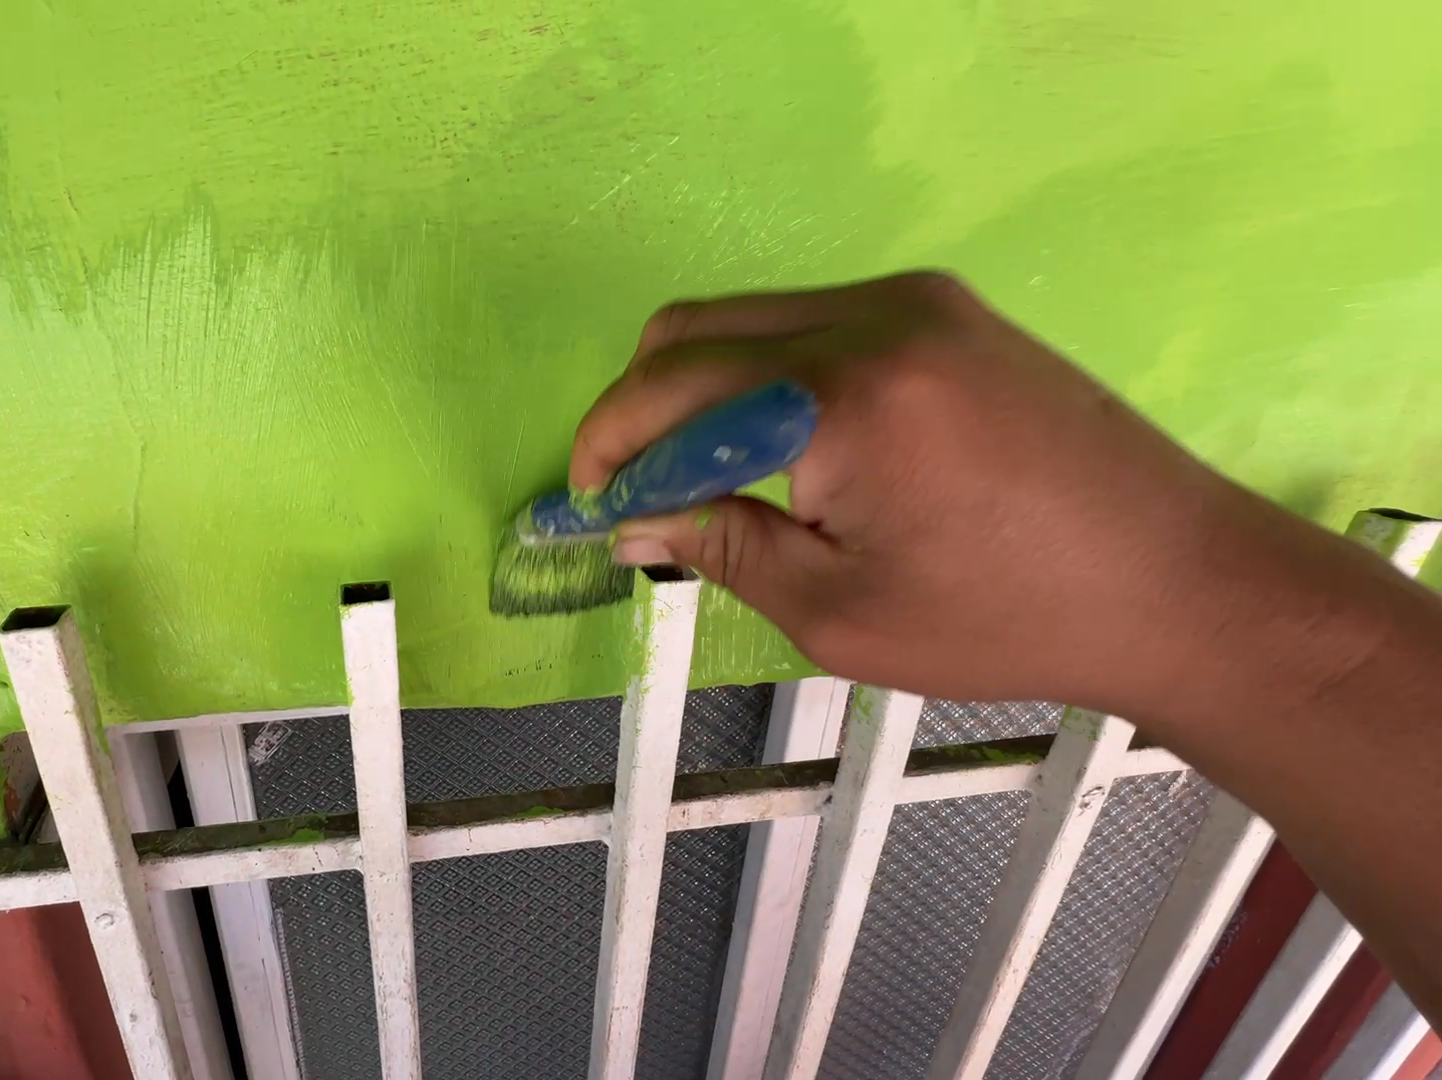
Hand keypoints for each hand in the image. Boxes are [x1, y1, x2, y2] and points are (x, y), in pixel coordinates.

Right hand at [572, 271, 1376, 717]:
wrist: (1182, 584)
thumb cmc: (1000, 621)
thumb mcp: (831, 611)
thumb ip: (714, 546)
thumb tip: (629, 522)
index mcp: (844, 396)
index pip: (670, 395)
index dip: (609, 449)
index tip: (592, 506)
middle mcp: (870, 316)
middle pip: (686, 333)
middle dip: (634, 413)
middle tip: (636, 490)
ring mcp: (908, 298)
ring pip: (736, 321)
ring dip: (688, 394)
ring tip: (699, 476)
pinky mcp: (935, 307)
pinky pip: (794, 324)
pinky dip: (747, 379)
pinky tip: (768, 443)